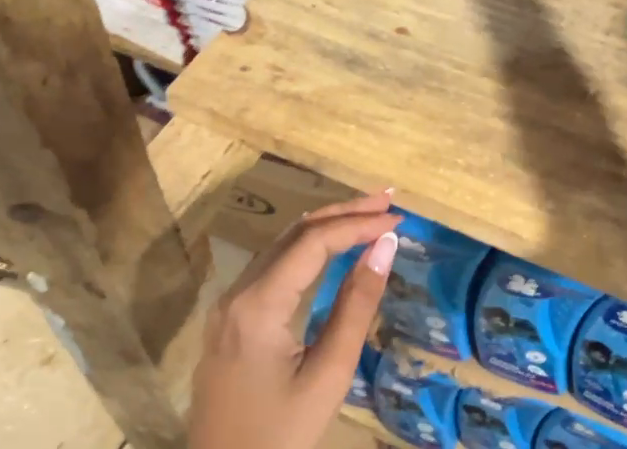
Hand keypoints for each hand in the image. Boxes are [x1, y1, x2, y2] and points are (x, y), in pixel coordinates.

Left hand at [189, 192, 400, 448]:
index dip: (357, 222)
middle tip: (388, 201)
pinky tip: (332, 247)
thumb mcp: (329, 375)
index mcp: (258, 304)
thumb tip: (385, 245)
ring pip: (281, 246)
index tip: (398, 218)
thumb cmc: (282, 435)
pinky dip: (306, 249)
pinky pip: (271, 266)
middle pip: (294, 233)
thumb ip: (357, 305)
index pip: (313, 241)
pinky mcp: (229, 320)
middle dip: (343, 212)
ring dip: (325, 226)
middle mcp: (237, 293)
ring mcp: (228, 305)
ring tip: (368, 214)